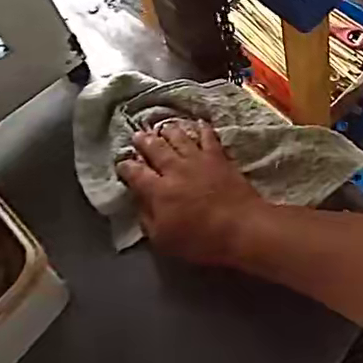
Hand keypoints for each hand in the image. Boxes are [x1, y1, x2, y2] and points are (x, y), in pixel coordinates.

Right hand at [117, 119, 269, 267]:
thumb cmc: (200, 240)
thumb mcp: (163, 239)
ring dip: (169, 131)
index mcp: (159, 191)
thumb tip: (139, 200)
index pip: (136, 174)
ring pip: (180, 138)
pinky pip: (208, 137)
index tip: (121, 162)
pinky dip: (202, 128)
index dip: (126, 167)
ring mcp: (199, 160)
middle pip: (156, 149)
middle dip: (144, 141)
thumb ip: (147, 217)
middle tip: (137, 134)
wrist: (241, 225)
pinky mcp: (219, 157)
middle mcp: (176, 169)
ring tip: (162, 126)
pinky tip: (199, 122)